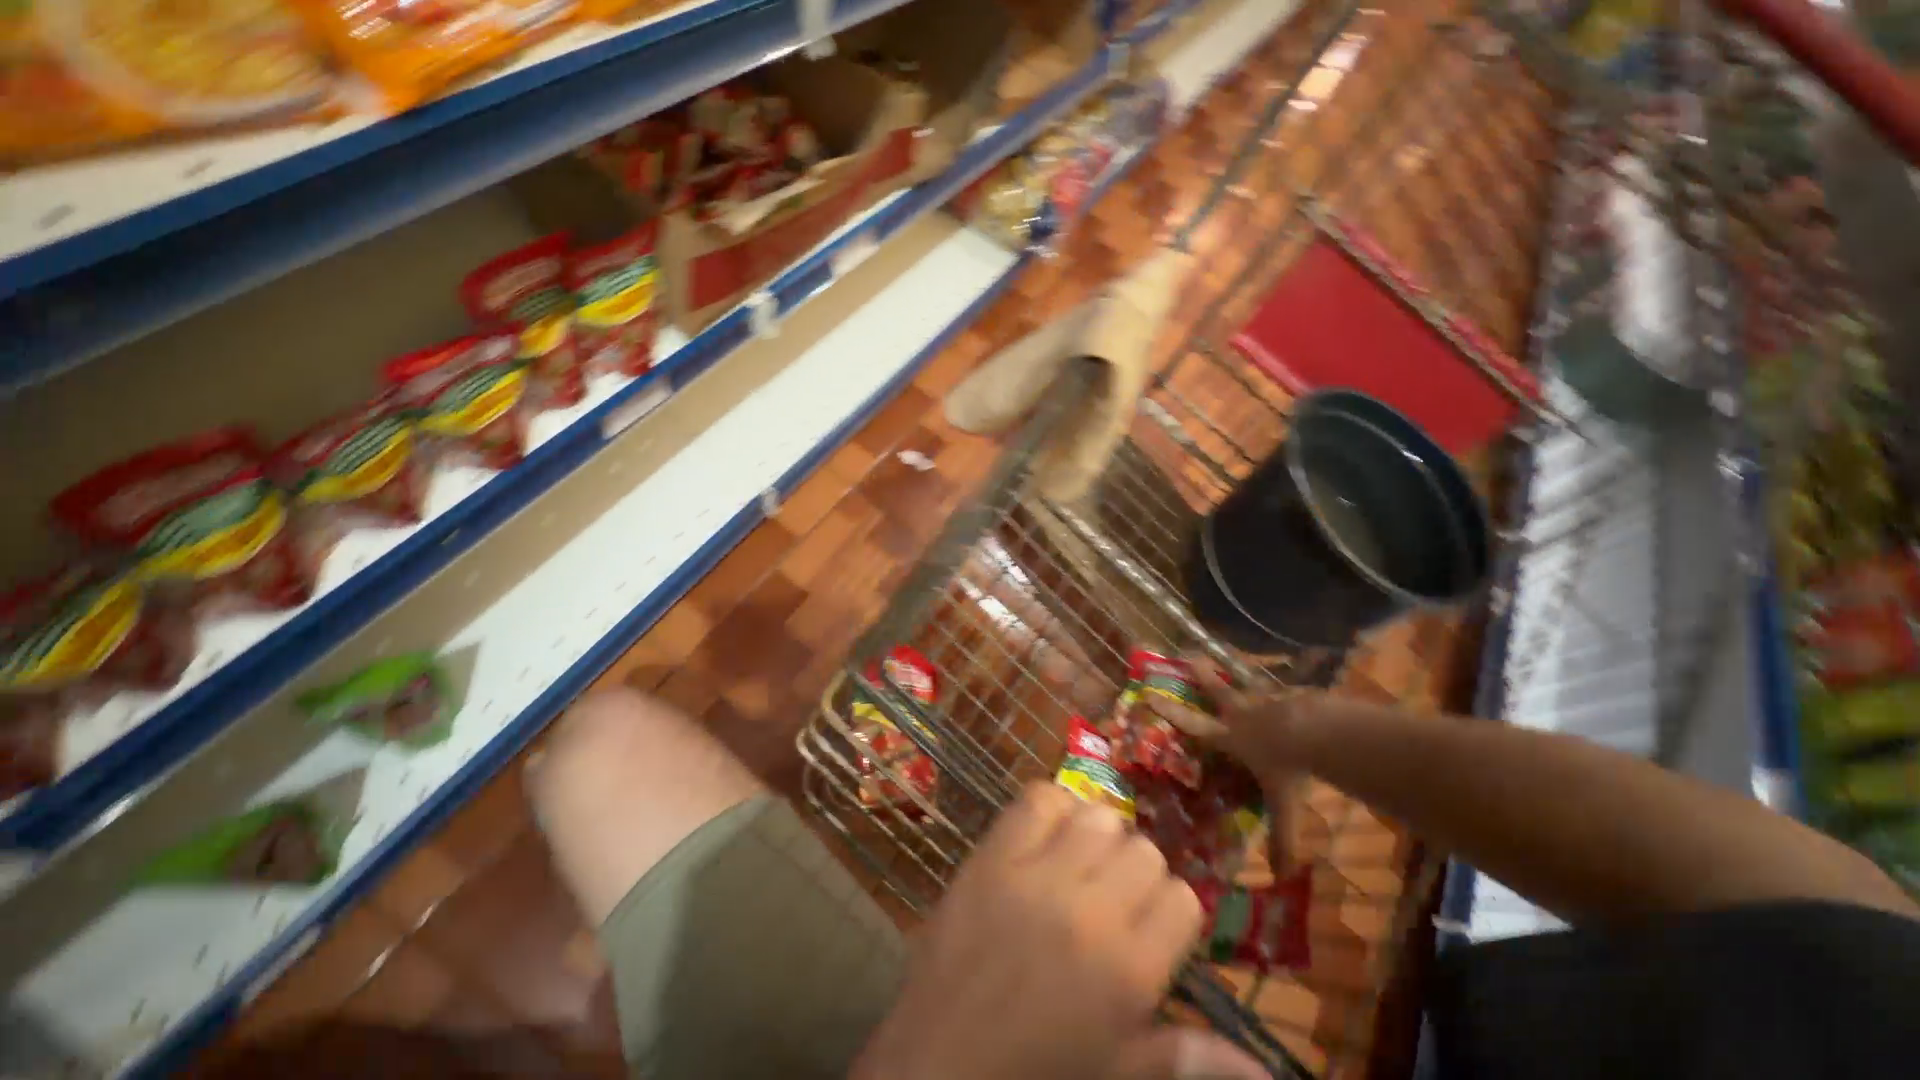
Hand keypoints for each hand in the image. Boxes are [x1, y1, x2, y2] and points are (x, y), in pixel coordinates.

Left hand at [851, 782, 1266, 1079]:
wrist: (936, 1064)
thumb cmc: (1033, 1073)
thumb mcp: (1116, 1069)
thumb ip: (1187, 1055)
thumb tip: (1265, 1068)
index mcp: (1131, 969)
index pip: (1184, 900)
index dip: (1169, 913)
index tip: (1146, 930)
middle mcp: (1092, 911)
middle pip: (1145, 852)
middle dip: (1136, 875)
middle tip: (1109, 902)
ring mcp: (1037, 877)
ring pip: (1100, 818)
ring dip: (1098, 839)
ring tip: (1078, 869)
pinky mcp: (990, 857)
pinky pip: (1037, 799)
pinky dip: (1051, 809)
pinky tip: (1045, 841)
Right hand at [1187, 661, 1313, 875]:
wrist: (1319, 731)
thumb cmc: (1289, 767)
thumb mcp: (1283, 804)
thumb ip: (1281, 838)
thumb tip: (1282, 877)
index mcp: (1232, 739)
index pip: (1194, 726)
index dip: (1170, 712)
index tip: (1148, 694)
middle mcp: (1243, 714)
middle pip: (1218, 692)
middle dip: (1202, 676)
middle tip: (1189, 655)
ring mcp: (1268, 700)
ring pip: (1249, 687)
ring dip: (1241, 678)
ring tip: (1234, 664)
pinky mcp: (1293, 695)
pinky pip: (1283, 692)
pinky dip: (1283, 692)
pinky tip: (1291, 690)